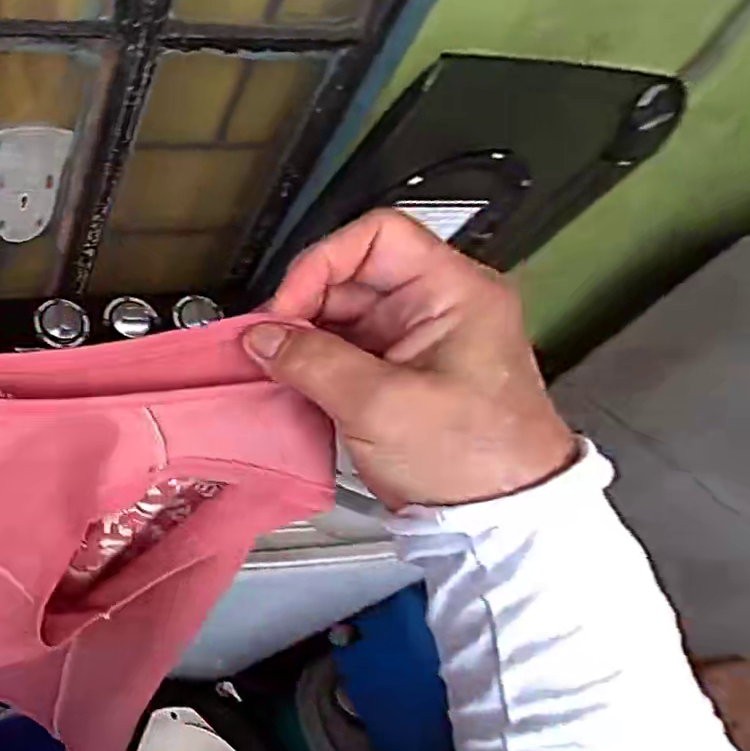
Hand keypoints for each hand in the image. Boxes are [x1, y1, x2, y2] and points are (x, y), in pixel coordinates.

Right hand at [247, 208, 577, 509]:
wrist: (490, 511)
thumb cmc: (466, 456)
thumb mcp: (382, 404)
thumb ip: (314, 362)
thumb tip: (259, 336)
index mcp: (450, 293)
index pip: (376, 238)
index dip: (321, 264)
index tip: (284, 311)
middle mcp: (426, 308)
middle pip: (345, 279)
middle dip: (297, 309)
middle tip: (266, 348)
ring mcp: (402, 342)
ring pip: (331, 317)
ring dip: (294, 340)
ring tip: (271, 370)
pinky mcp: (382, 374)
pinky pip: (330, 352)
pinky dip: (301, 365)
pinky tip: (285, 384)